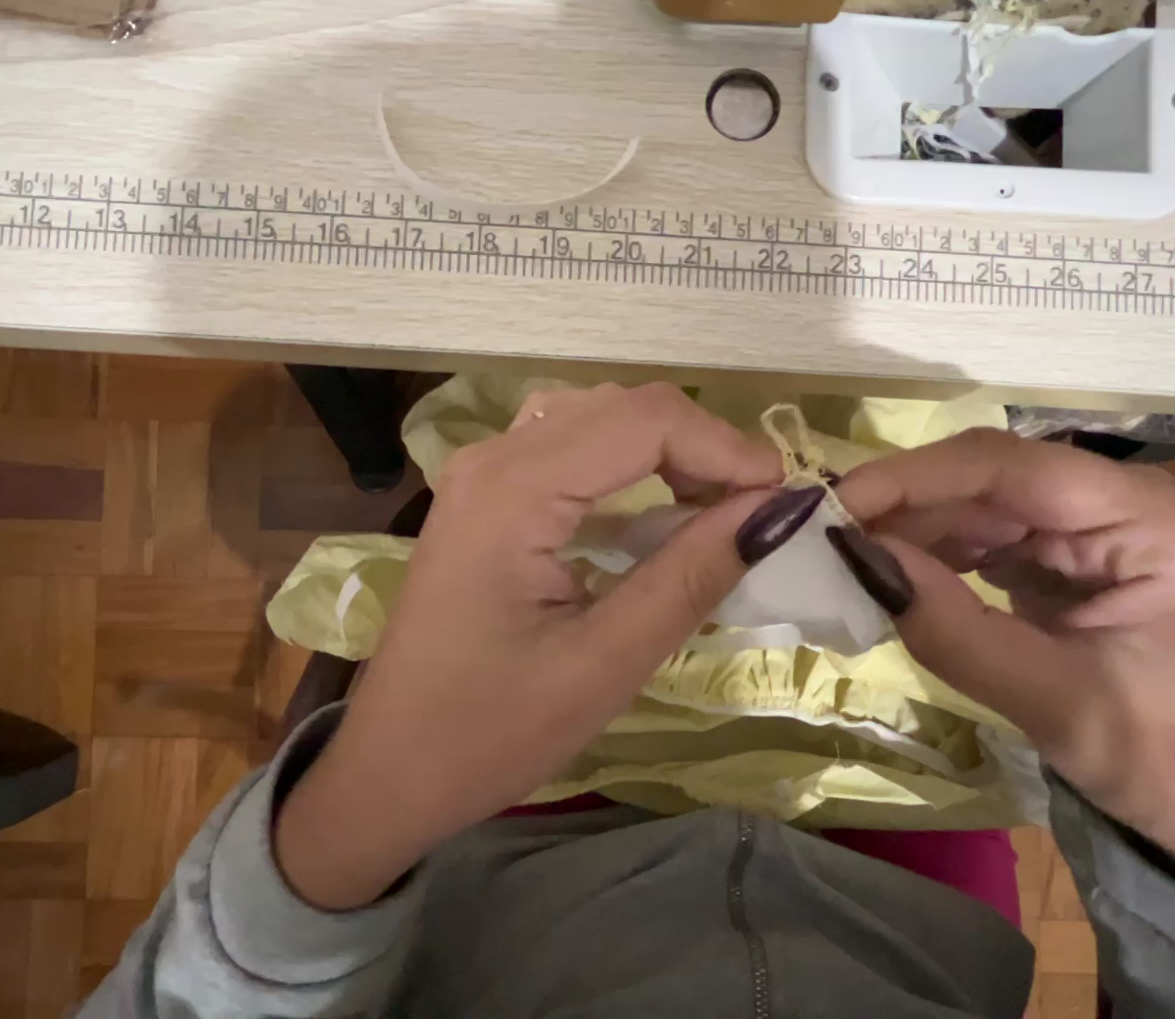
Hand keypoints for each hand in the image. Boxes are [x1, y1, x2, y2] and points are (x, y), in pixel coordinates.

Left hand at [276, 384, 781, 909]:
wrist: (390, 768)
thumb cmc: (490, 731)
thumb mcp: (604, 663)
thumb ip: (689, 577)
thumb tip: (777, 513)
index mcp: (513, 490)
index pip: (645, 420)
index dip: (726, 447)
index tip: (783, 500)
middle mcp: (493, 458)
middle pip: (622, 407)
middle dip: (702, 446)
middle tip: (757, 511)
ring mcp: (482, 472)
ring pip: (598, 419)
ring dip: (667, 451)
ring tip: (717, 509)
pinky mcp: (485, 497)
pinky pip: (570, 450)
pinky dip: (627, 467)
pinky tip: (656, 513)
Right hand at [834, 429, 1174, 912]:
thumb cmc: (1168, 766)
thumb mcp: (1053, 702)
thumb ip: (950, 625)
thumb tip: (856, 556)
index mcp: (1159, 522)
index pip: (1016, 467)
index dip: (916, 477)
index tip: (835, 503)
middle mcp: (1133, 502)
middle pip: (995, 476)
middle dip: (907, 502)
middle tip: (825, 534)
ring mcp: (1105, 526)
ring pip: (984, 501)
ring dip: (915, 526)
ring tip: (850, 554)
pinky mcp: (1077, 554)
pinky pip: (991, 534)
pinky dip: (938, 550)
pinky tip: (897, 569)